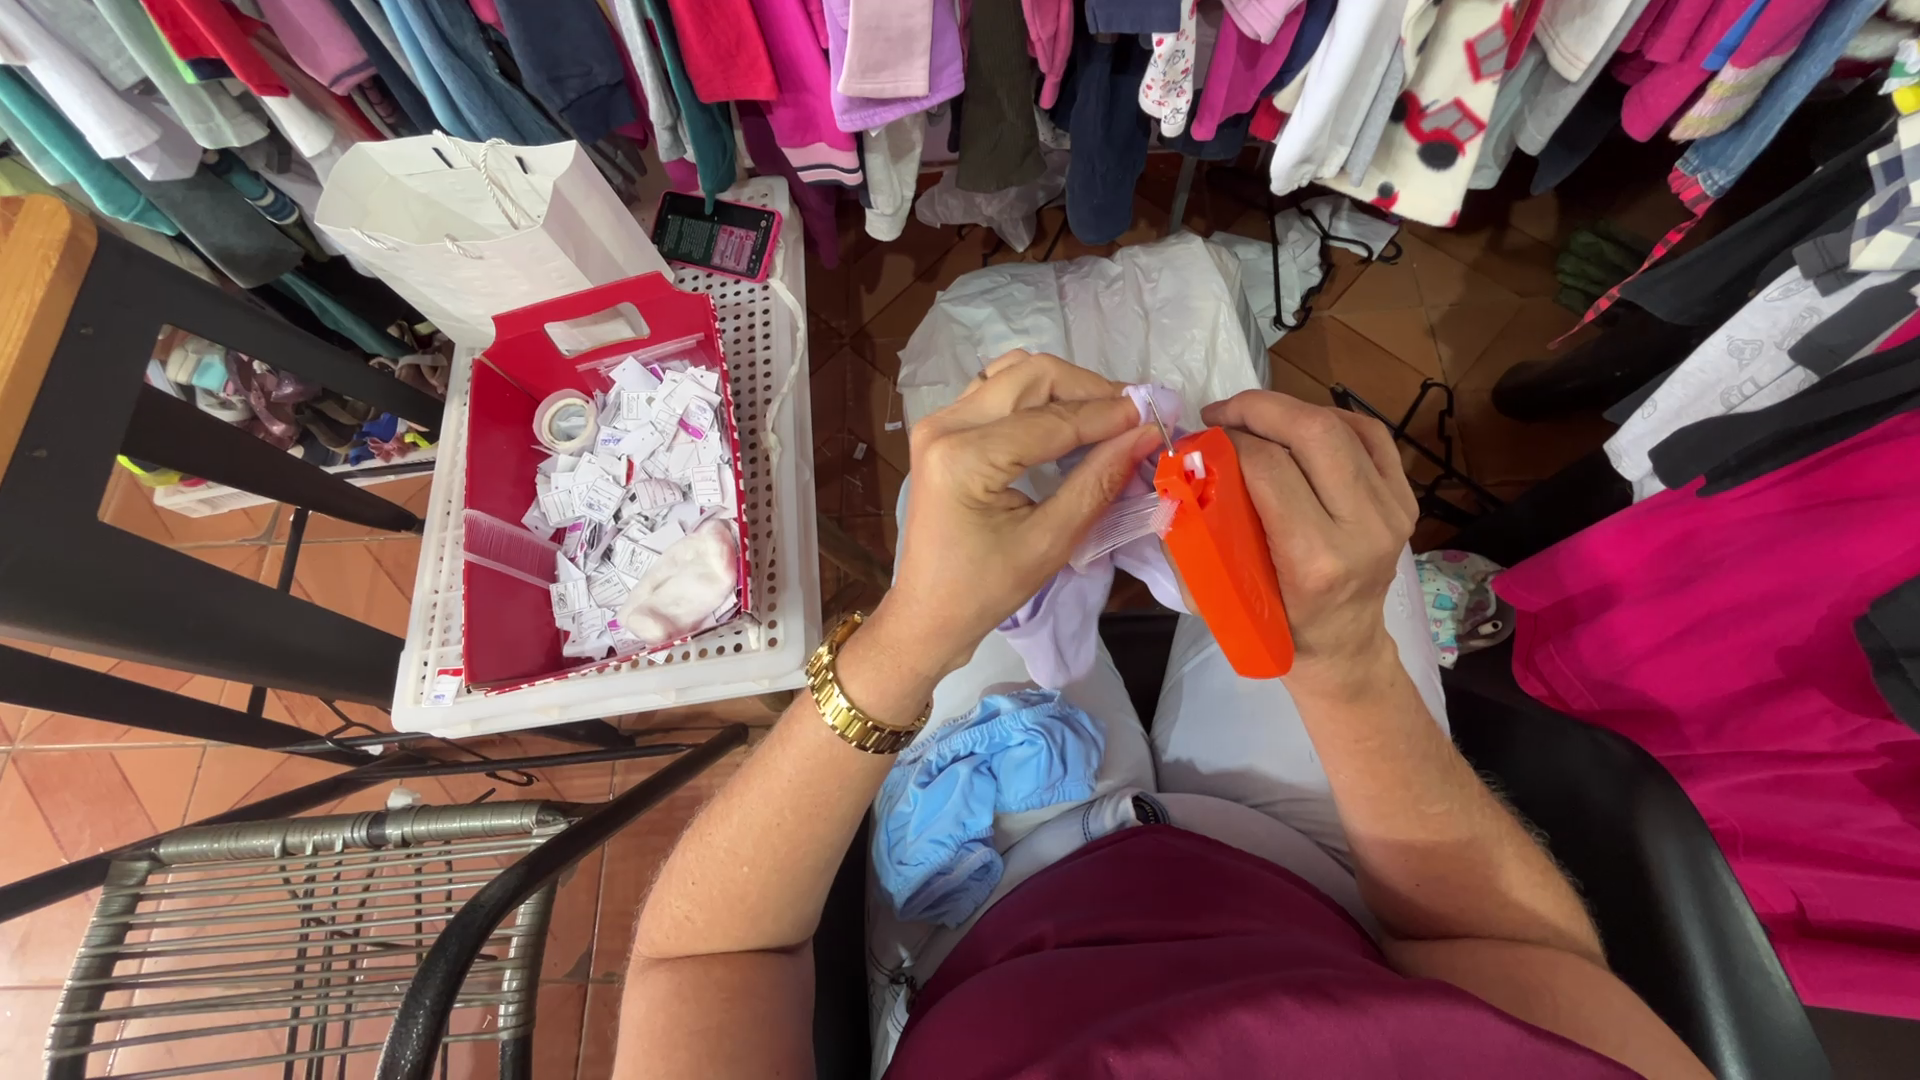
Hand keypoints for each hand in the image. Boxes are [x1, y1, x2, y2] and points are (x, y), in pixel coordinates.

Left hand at [877, 351, 1160, 676]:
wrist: (929, 610)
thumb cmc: (985, 589)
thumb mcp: (1050, 542)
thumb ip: (1098, 482)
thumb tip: (1145, 434)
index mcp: (964, 457)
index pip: (1052, 419)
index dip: (1109, 415)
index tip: (1156, 414)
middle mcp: (945, 425)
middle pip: (1032, 375)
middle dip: (1088, 390)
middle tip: (1131, 415)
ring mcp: (938, 422)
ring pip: (1014, 374)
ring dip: (1063, 388)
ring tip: (1104, 416)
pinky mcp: (942, 429)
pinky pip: (997, 390)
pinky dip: (1037, 397)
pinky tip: (1066, 422)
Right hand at [1200, 391, 1417, 689]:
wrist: (1341, 647)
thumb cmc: (1272, 627)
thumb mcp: (1221, 594)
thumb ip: (1195, 537)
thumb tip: (1173, 480)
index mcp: (1316, 559)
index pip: (1270, 470)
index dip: (1229, 441)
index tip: (1199, 442)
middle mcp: (1364, 529)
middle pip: (1315, 433)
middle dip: (1259, 409)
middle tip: (1220, 413)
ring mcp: (1393, 511)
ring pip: (1343, 425)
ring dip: (1289, 409)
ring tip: (1250, 417)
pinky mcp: (1405, 499)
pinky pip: (1370, 434)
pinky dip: (1328, 418)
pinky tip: (1295, 426)